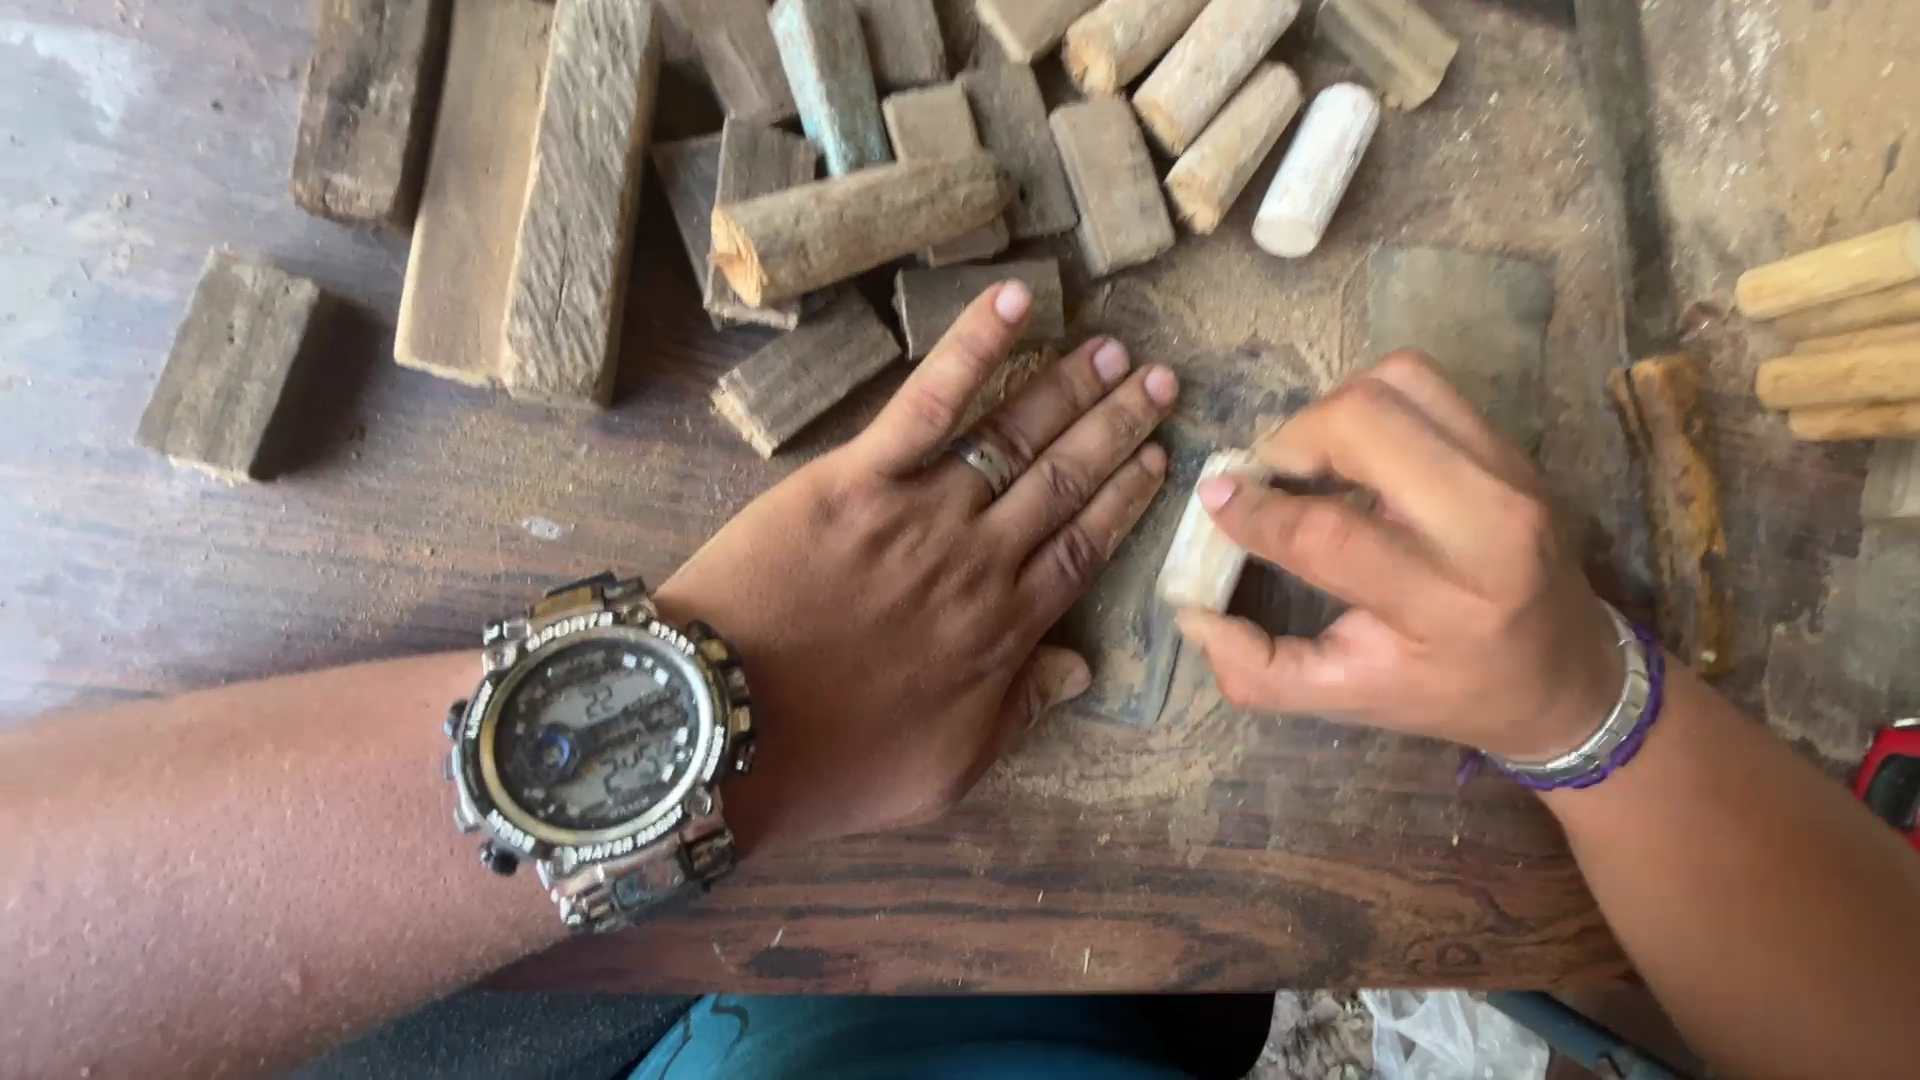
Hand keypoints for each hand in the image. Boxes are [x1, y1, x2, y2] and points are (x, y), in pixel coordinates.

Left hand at [657, 283, 1178, 854]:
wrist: (725, 730)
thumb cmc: (834, 758)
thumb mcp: (947, 767)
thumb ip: (1020, 712)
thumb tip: (1079, 670)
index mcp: (1004, 627)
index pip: (1085, 546)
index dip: (1125, 497)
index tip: (1157, 457)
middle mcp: (981, 559)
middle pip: (1065, 480)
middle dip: (1117, 427)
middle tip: (1158, 381)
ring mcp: (922, 513)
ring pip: (1013, 437)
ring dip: (1068, 387)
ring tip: (1111, 350)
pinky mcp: (858, 480)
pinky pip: (926, 403)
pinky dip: (972, 349)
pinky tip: (1012, 302)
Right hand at [1173, 350, 1622, 759]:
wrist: (1568, 676)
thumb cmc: (1444, 691)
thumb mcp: (1343, 700)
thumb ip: (1257, 669)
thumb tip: (1193, 616)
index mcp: (1444, 603)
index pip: (1329, 533)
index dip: (1255, 511)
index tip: (1215, 498)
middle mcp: (1487, 524)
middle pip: (1365, 423)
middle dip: (1291, 440)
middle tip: (1268, 478)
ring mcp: (1508, 472)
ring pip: (1394, 383)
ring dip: (1328, 414)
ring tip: (1310, 463)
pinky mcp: (1510, 447)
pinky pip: (1421, 384)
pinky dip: (1367, 403)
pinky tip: (1354, 452)